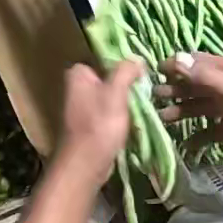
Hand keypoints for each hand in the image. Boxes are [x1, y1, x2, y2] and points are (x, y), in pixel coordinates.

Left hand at [56, 60, 144, 182]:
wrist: (85, 165)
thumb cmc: (99, 124)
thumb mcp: (116, 91)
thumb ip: (126, 70)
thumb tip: (137, 60)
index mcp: (77, 73)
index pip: (104, 57)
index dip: (123, 62)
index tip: (142, 71)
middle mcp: (76, 87)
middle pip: (109, 77)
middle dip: (127, 83)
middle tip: (146, 88)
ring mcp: (82, 107)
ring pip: (111, 96)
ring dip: (126, 102)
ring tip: (144, 104)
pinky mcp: (89, 124)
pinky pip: (110, 113)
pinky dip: (121, 116)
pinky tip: (134, 121)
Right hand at [157, 52, 222, 173]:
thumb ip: (205, 77)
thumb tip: (176, 57)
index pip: (199, 62)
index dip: (178, 65)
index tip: (154, 73)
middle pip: (198, 84)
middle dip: (176, 89)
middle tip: (152, 98)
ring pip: (203, 106)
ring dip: (184, 111)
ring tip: (162, 119)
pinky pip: (213, 130)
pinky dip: (199, 135)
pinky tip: (186, 143)